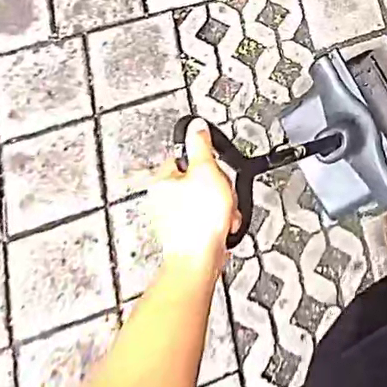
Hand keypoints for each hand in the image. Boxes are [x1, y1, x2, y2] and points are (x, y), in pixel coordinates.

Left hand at [145, 120, 239, 265]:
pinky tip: (223, 225)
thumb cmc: (198, 220)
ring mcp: (173, 218)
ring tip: (224, 212)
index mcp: (162, 180)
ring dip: (222, 205)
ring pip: (206, 199)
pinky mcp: (185, 233)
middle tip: (221, 193)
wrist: (199, 260)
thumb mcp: (206, 170)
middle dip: (218, 186)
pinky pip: (207, 218)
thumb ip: (201, 146)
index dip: (206, 161)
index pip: (186, 157)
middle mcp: (163, 199)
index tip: (215, 169)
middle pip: (200, 178)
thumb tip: (195, 126)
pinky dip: (219, 221)